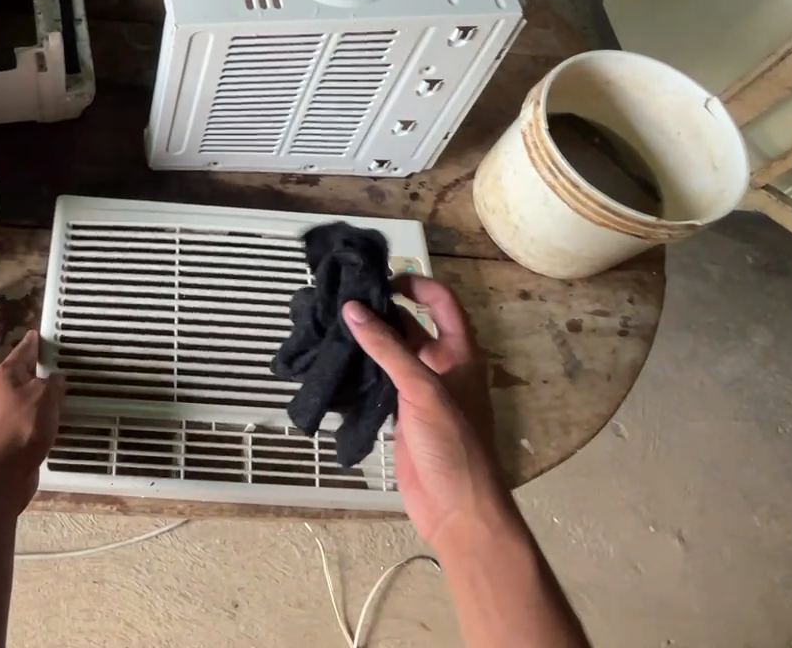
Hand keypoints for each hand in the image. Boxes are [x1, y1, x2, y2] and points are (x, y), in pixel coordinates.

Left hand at [0, 329, 63, 509]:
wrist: (3, 476)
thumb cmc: (23, 428)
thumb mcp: (45, 396)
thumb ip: (54, 381)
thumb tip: (56, 378)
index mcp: (5, 374)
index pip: (25, 347)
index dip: (40, 339)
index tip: (54, 332)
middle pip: (26, 372)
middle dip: (46, 368)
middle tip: (70, 363)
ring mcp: (1, 414)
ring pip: (28, 396)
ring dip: (45, 394)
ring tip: (68, 390)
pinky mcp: (8, 435)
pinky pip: (29, 416)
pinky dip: (42, 415)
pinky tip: (57, 418)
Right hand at [343, 276, 503, 549]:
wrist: (457, 510)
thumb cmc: (453, 444)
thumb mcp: (422, 389)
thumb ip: (387, 347)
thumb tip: (352, 309)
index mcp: (460, 353)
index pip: (442, 302)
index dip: (416, 285)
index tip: (381, 281)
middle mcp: (440, 365)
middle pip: (410, 324)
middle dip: (380, 310)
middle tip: (342, 298)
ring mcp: (419, 390)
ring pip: (391, 352)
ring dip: (367, 338)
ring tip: (331, 322)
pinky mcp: (400, 412)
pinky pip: (379, 379)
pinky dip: (360, 367)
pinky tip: (335, 359)